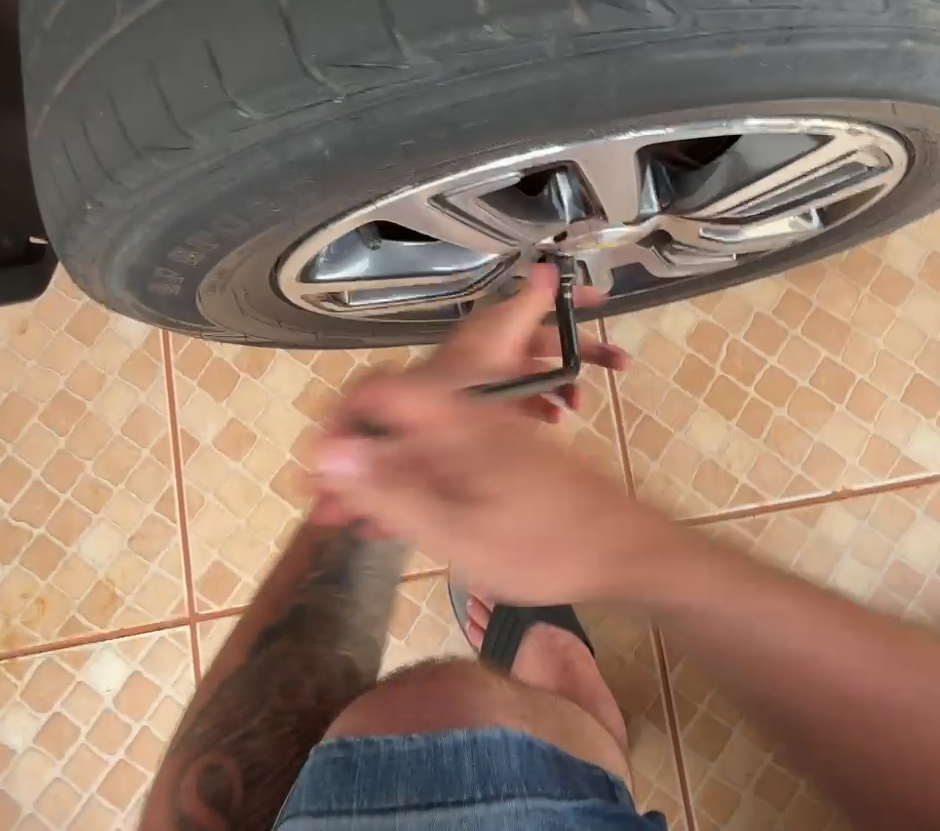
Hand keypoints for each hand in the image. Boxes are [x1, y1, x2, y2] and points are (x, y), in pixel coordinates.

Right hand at [299, 265, 683, 603]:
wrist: (624, 550)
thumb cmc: (545, 548)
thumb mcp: (458, 532)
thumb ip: (391, 491)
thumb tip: (327, 452)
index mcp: (459, 420)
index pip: (378, 389)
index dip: (337, 422)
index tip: (315, 470)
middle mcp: (472, 416)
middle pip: (396, 422)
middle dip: (353, 462)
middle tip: (322, 513)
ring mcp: (489, 439)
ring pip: (419, 447)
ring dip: (382, 481)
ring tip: (347, 526)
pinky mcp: (502, 462)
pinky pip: (446, 464)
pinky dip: (418, 488)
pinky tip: (397, 524)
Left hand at [347, 262, 626, 426]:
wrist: (426, 419)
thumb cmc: (466, 374)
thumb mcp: (502, 333)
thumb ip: (529, 301)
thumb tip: (550, 264)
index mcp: (503, 324)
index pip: (545, 302)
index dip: (574, 300)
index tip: (605, 300)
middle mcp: (503, 346)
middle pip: (554, 343)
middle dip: (587, 352)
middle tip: (621, 362)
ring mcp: (500, 377)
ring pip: (545, 375)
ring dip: (567, 387)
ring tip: (579, 404)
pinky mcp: (495, 406)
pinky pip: (530, 402)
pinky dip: (546, 408)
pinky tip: (555, 419)